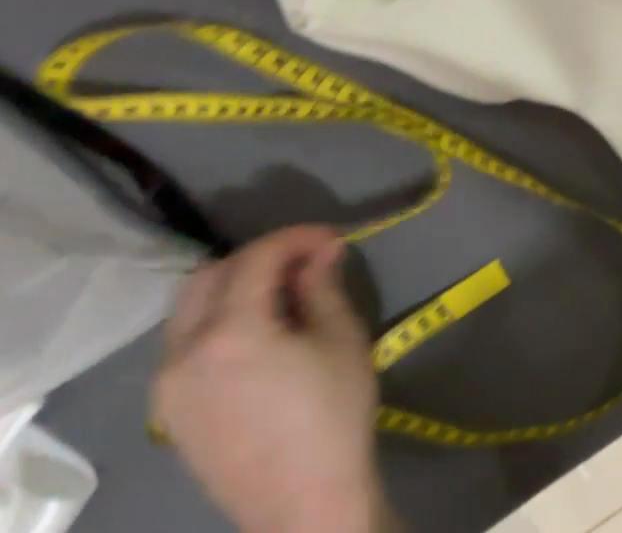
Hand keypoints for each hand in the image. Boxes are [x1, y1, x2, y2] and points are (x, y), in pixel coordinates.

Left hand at [153, 225, 392, 532]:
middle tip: (307, 260)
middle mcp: (184, 350)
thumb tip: (322, 252)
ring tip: (285, 295)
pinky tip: (260, 335)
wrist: (300, 494)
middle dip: (258, 257)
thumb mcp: (343, 341)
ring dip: (233, 287)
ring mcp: (167, 382)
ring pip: (188, 310)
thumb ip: (323, 290)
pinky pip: (184, 343)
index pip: (255, 259)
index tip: (333, 237)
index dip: (296, 238)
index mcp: (232, 331)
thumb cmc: (334, 412)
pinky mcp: (168, 406)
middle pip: (206, 277)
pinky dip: (218, 320)